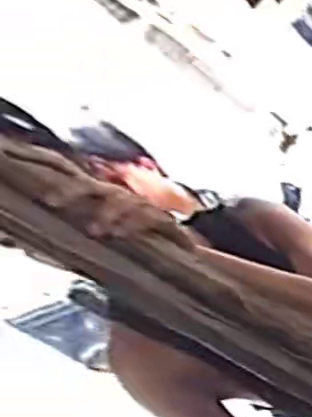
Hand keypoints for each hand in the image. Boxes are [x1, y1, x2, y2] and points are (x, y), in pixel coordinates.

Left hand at [0, 142, 200, 251]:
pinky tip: (122, 235)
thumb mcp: (93, 244)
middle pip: (89, 186)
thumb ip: (58, 242)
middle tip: (52, 203)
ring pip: (120, 202)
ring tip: (97, 233)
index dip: (34, 157)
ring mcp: (143, 207)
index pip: (61, 170)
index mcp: (94, 195)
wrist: (188, 265)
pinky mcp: (166, 222)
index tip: (6, 151)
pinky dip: (133, 226)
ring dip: (105, 215)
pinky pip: (148, 219)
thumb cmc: (137, 254)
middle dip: (70, 191)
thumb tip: (13, 242)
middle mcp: (117, 196)